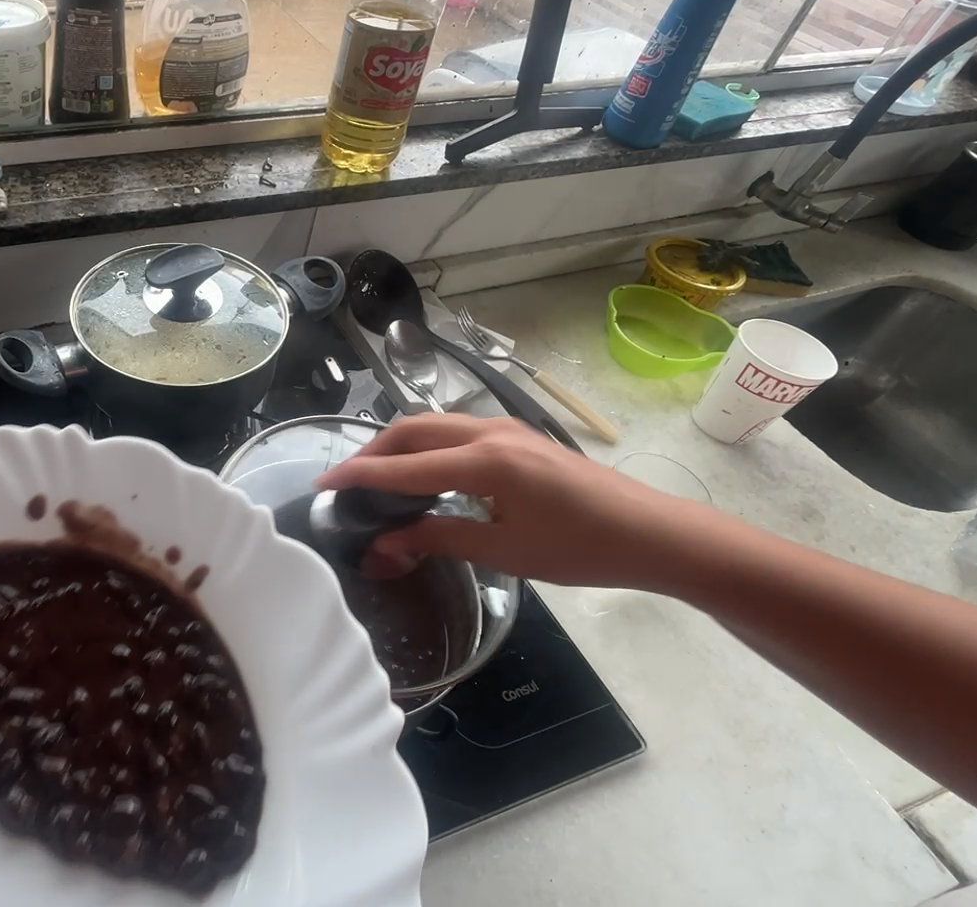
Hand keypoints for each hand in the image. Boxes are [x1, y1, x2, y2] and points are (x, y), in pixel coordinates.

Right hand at [316, 414, 716, 591]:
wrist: (652, 532)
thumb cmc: (581, 549)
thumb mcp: (505, 551)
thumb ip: (439, 538)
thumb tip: (385, 543)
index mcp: (484, 462)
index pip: (404, 466)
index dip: (359, 475)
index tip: (323, 484)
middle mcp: (489, 432)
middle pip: (411, 430)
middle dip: (372, 452)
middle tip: (345, 482)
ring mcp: (505, 428)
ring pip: (431, 425)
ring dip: (397, 445)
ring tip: (375, 477)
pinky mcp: (516, 435)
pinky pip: (453, 430)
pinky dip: (423, 445)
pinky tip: (421, 472)